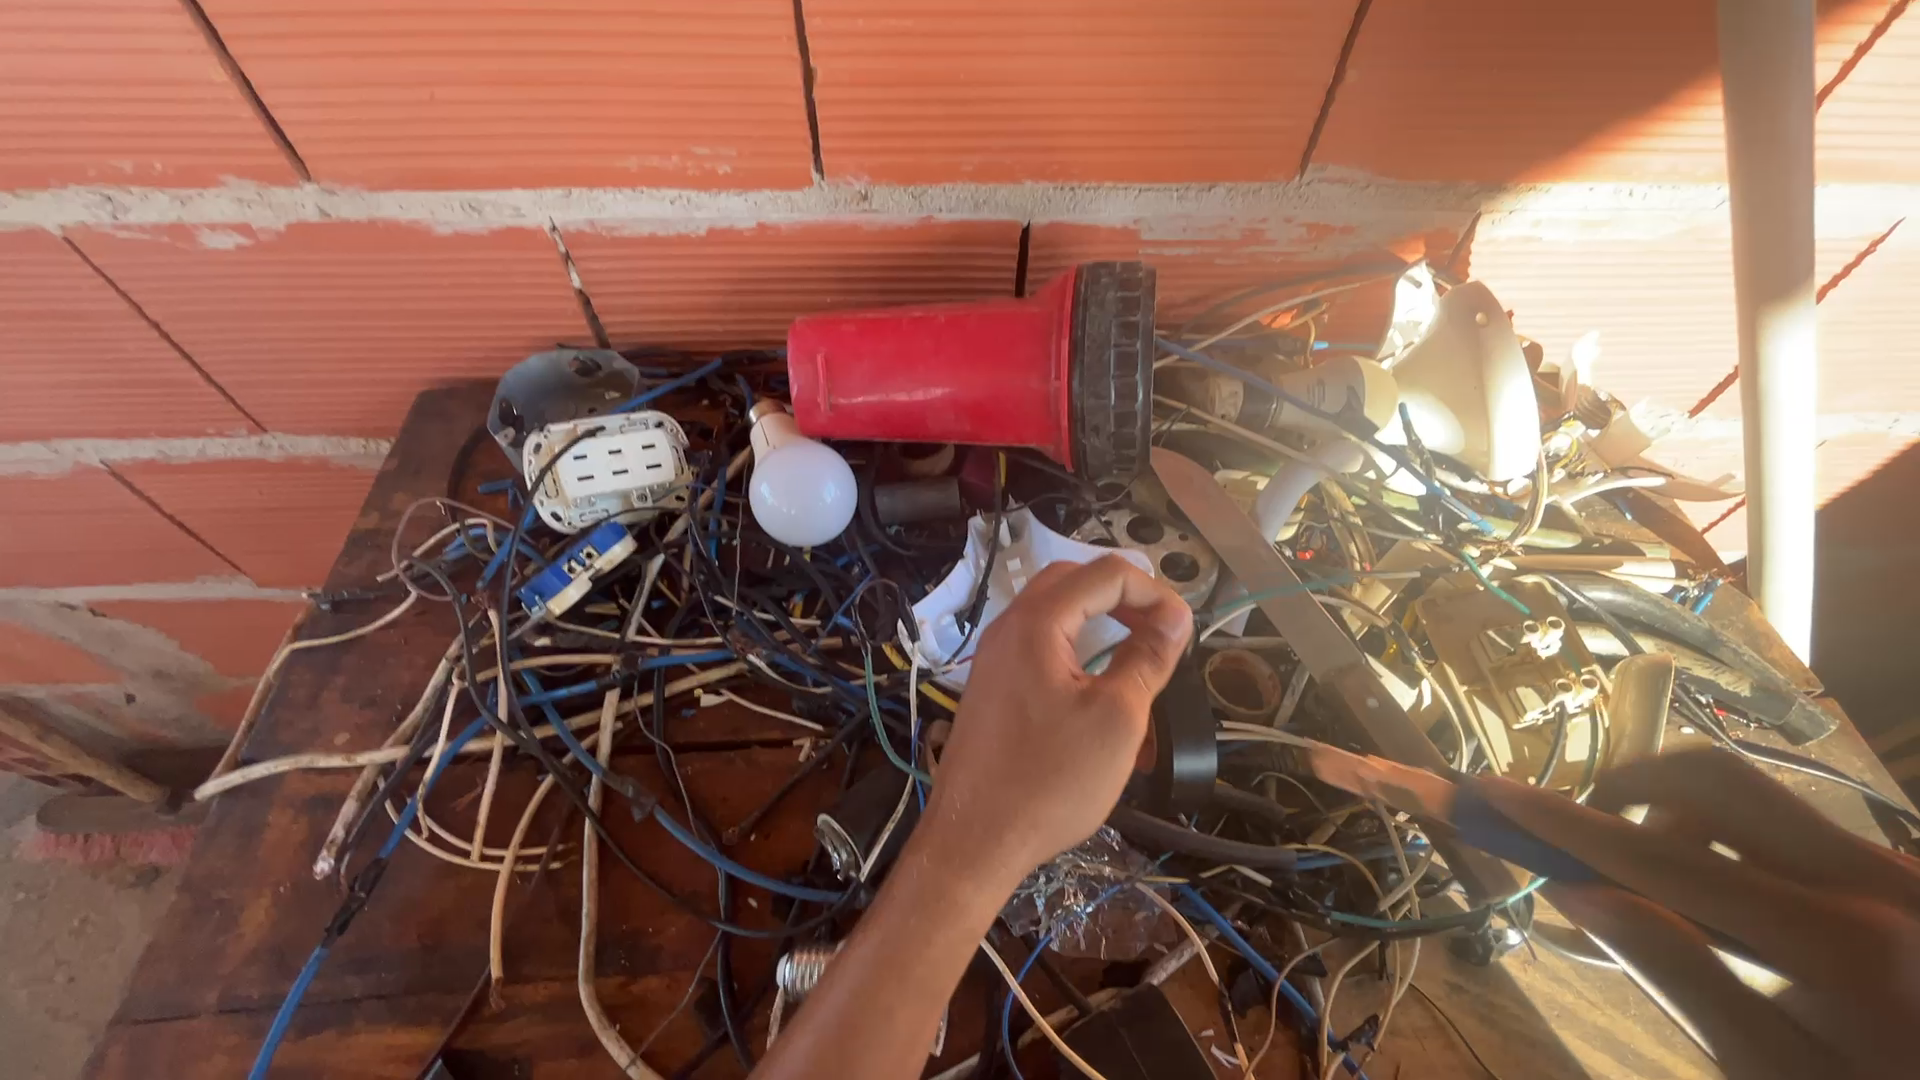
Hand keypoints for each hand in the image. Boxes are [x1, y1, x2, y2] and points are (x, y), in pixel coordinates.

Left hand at [918, 555, 1191, 885]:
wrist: (975, 838)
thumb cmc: (1051, 780)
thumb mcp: (1116, 718)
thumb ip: (1147, 657)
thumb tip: (1175, 617)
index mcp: (1036, 622)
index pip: (1105, 573)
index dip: (1153, 591)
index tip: (1183, 630)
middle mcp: (1007, 625)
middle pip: (1072, 580)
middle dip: (1122, 594)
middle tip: (1159, 628)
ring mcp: (993, 654)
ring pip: (1052, 609)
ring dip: (1097, 615)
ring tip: (1136, 643)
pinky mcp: (991, 682)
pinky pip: (1036, 639)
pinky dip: (1072, 640)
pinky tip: (1095, 672)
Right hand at [1474, 749, 1919, 1079]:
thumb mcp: (1767, 1067)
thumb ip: (1673, 973)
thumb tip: (1570, 891)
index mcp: (1842, 941)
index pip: (1660, 857)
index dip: (1563, 821)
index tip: (1489, 791)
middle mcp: (1874, 877)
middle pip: (1712, 780)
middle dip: (1628, 789)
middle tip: (1587, 833)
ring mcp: (1894, 865)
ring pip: (1744, 797)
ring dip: (1674, 822)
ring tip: (1661, 893)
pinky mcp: (1895, 867)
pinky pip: (1779, 824)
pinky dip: (1716, 843)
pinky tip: (1716, 903)